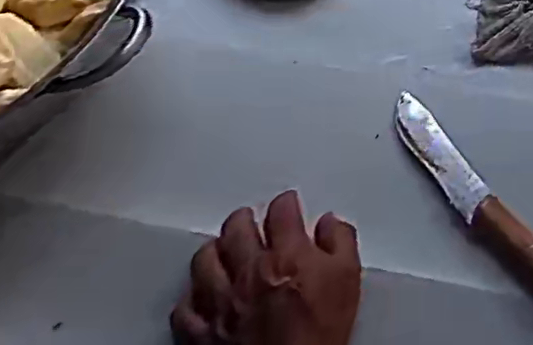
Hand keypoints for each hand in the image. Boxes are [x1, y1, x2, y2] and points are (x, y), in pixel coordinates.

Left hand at [171, 190, 362, 344]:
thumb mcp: (348, 276)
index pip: (280, 211)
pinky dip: (193, 294)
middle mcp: (250, 273)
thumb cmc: (320, 331)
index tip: (287, 203)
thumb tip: (330, 224)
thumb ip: (340, 241)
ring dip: (215, 249)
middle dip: (245, 217)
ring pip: (204, 262)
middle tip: (251, 216)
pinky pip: (184, 307)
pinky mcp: (201, 334)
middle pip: (236, 229)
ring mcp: (221, 304)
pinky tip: (203, 290)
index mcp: (288, 255)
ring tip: (223, 246)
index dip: (285, 202)